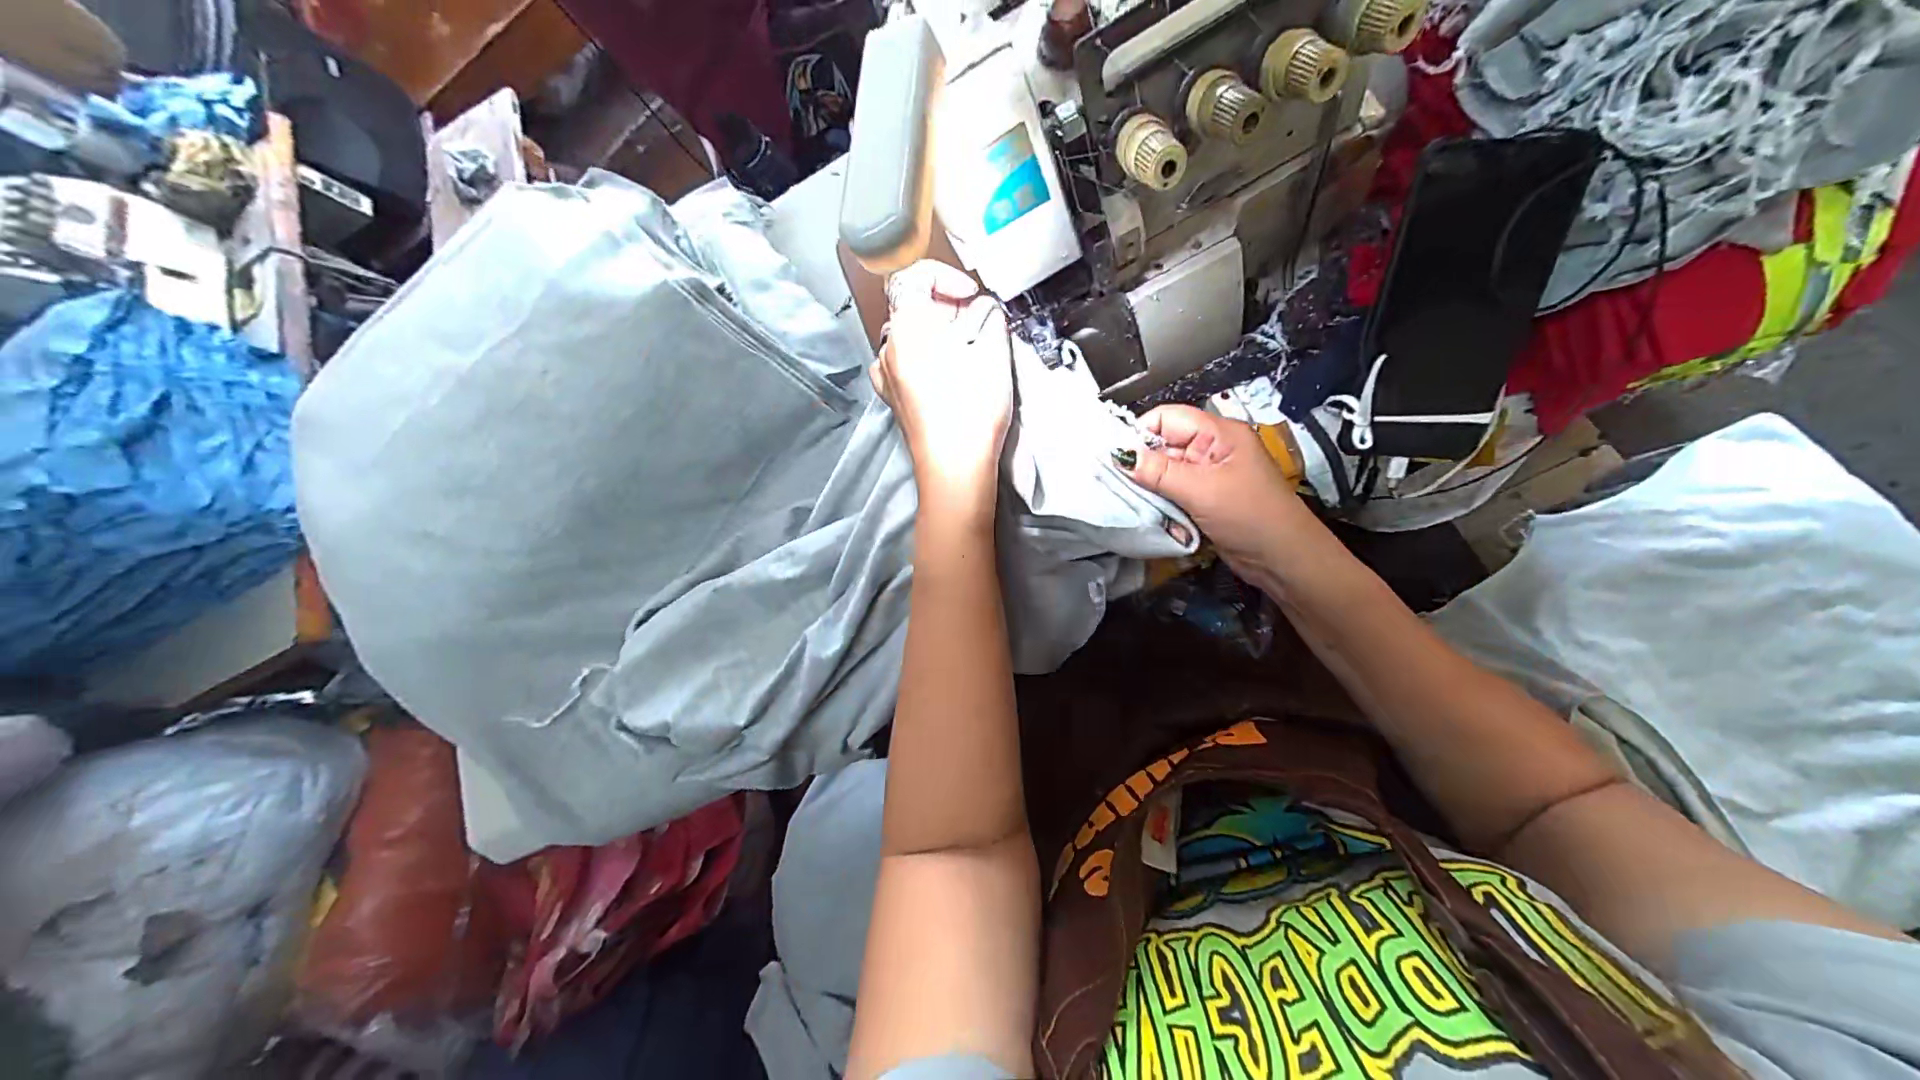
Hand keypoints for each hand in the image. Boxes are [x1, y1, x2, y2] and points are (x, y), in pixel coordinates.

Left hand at [870, 261, 1014, 504]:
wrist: (955, 469)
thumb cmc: (972, 414)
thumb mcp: (994, 352)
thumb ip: (989, 316)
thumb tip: (983, 309)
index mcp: (907, 326)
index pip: (914, 275)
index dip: (946, 276)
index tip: (969, 295)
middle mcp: (888, 346)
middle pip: (912, 306)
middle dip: (946, 307)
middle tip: (976, 324)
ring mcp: (886, 374)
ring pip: (910, 335)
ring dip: (936, 334)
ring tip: (965, 352)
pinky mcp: (892, 396)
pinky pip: (905, 363)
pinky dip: (926, 359)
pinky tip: (947, 374)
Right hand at [1121, 405, 1317, 577]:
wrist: (1283, 559)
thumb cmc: (1252, 518)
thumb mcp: (1202, 490)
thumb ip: (1158, 471)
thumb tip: (1120, 454)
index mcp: (1219, 433)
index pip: (1167, 418)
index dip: (1140, 434)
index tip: (1118, 459)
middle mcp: (1211, 448)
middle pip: (1162, 444)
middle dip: (1141, 463)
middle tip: (1119, 483)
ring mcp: (1207, 474)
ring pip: (1163, 470)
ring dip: (1150, 485)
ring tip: (1135, 500)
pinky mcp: (1203, 498)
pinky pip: (1171, 491)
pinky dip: (1159, 500)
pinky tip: (1151, 511)